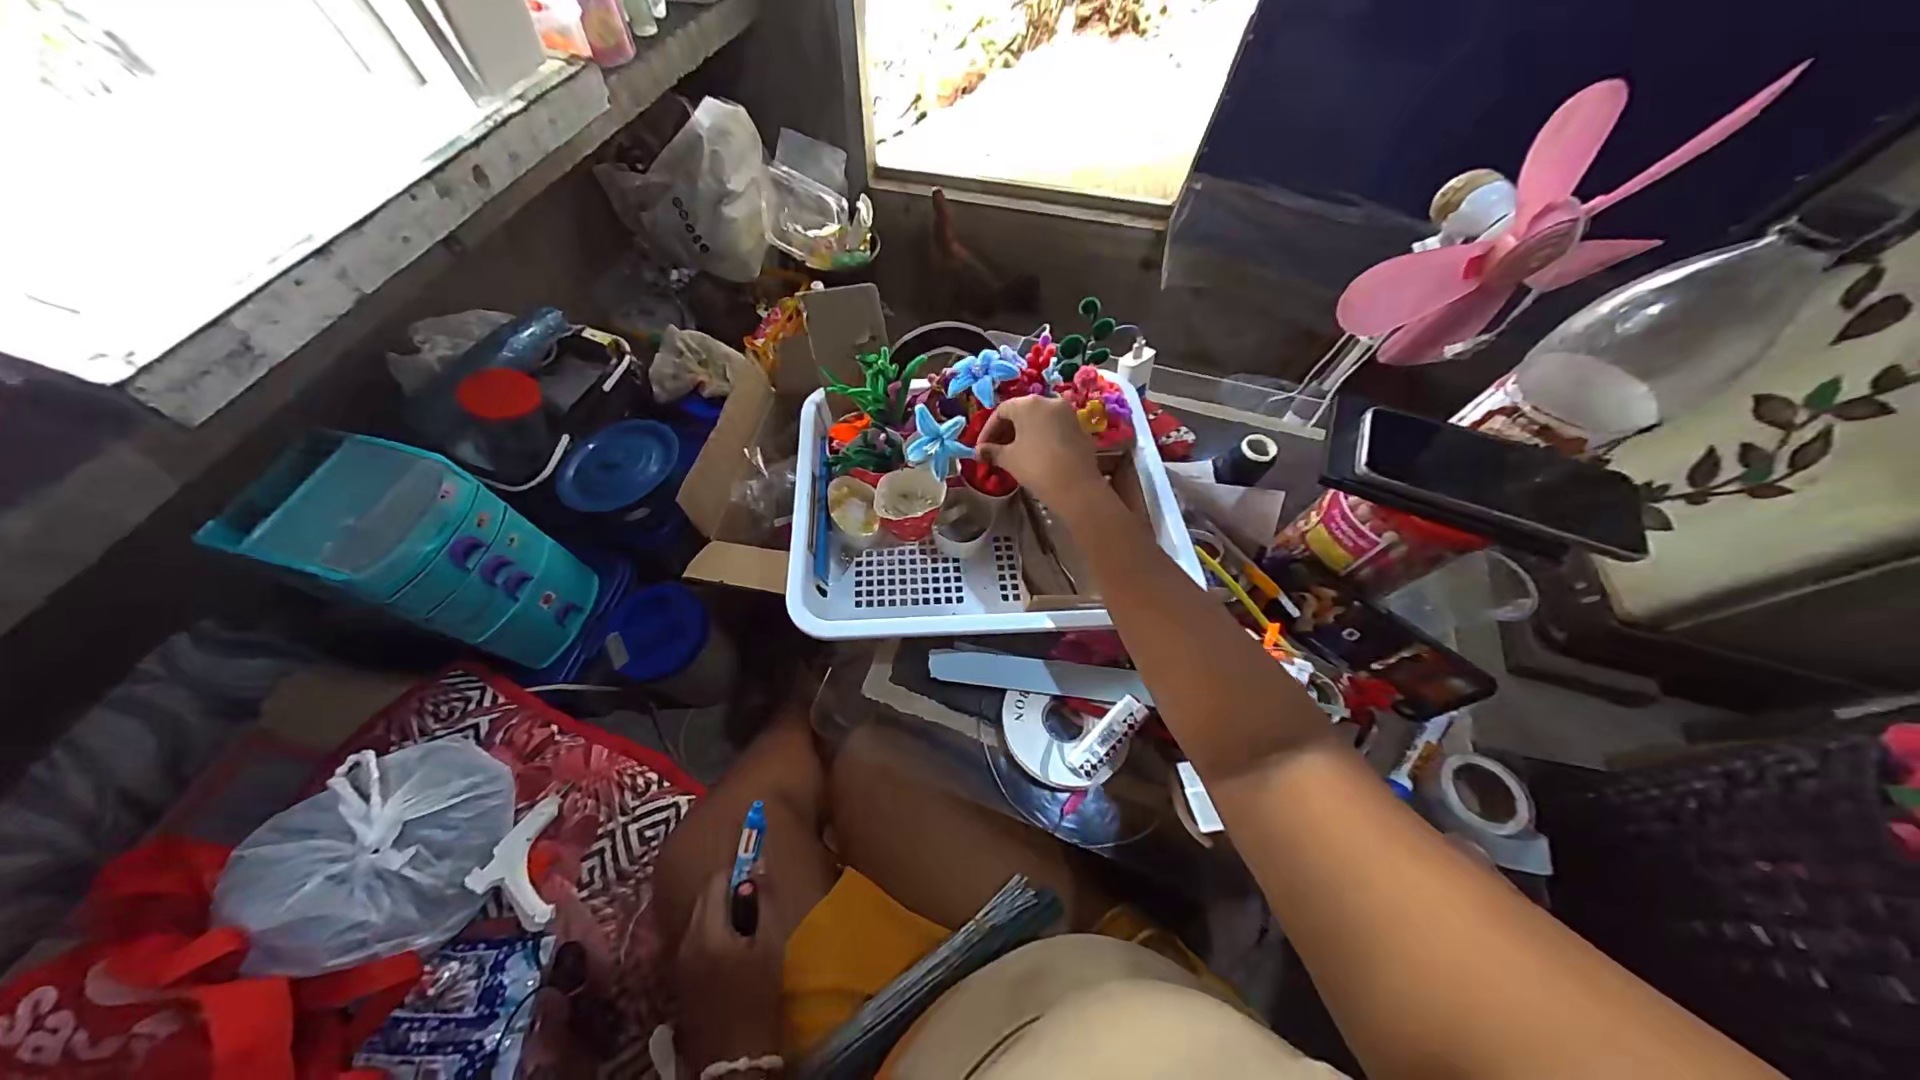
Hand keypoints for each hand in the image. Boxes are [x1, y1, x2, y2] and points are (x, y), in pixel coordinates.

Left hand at [670, 871, 783, 1070]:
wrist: (732, 1061)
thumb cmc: (758, 1000)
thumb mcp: (770, 947)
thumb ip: (763, 903)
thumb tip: (758, 868)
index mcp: (707, 932)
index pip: (716, 880)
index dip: (738, 871)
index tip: (758, 877)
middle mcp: (685, 941)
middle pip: (705, 898)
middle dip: (729, 891)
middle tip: (758, 904)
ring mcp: (678, 961)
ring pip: (701, 917)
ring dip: (722, 912)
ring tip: (749, 929)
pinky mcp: (679, 977)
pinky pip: (697, 938)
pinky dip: (715, 932)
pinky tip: (734, 952)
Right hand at [977, 395, 1103, 510]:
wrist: (1076, 486)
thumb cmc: (1036, 466)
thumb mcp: (1009, 459)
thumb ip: (992, 451)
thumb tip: (979, 451)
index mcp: (1028, 403)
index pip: (1001, 411)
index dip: (988, 430)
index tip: (982, 448)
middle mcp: (1049, 401)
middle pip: (1021, 412)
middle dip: (1006, 431)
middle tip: (996, 451)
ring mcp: (1067, 413)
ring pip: (1038, 419)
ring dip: (1023, 434)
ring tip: (1014, 453)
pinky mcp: (1079, 427)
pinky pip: (1053, 428)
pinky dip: (1041, 437)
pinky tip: (1036, 454)